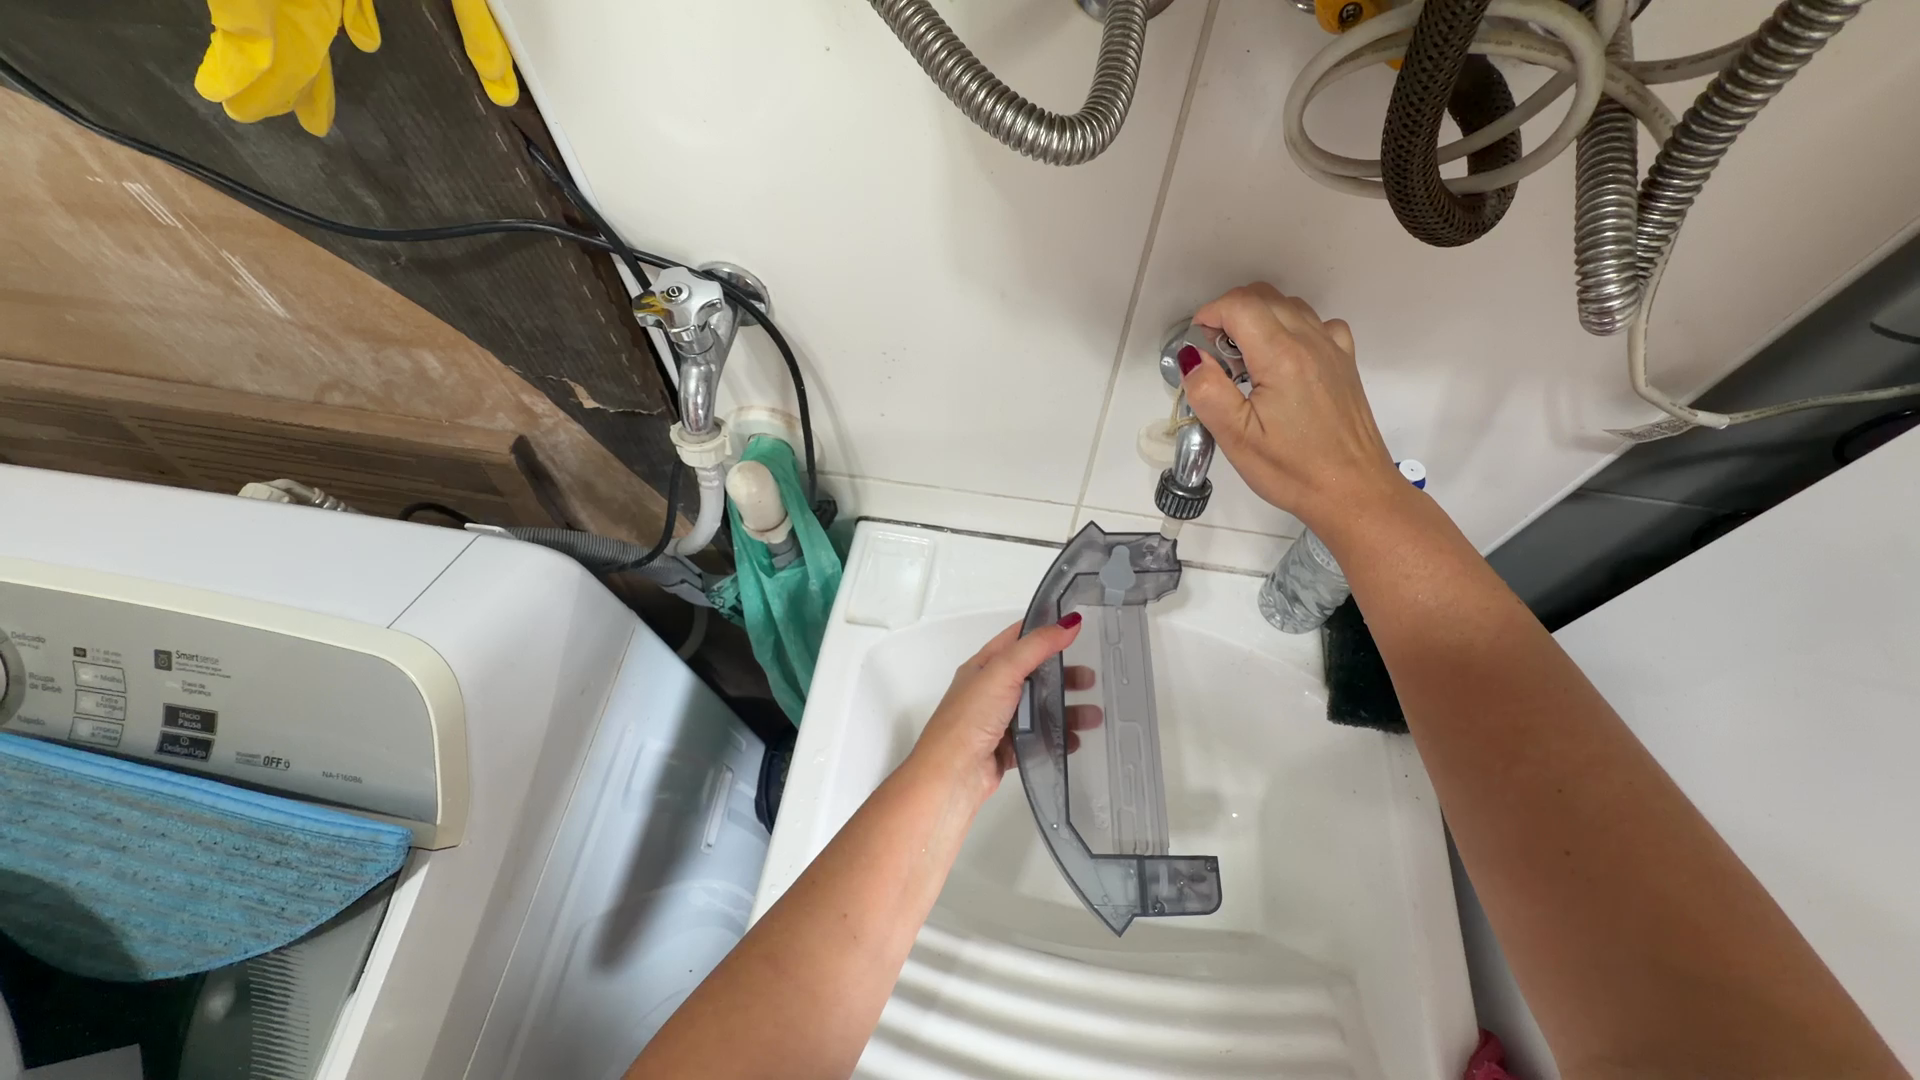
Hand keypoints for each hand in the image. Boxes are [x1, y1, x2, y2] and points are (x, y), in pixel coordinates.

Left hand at [911, 615, 1102, 798]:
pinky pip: (1038, 738)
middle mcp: (990, 691)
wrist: (952, 775)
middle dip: (1063, 676)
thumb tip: (1068, 623)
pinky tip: (1076, 740)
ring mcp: (998, 721)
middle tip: (1090, 679)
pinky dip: (1058, 737)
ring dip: (1067, 710)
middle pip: (1034, 676)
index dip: (1044, 630)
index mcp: (984, 666)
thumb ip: (1035, 646)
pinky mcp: (1007, 748)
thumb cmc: (969, 719)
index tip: (1074, 628)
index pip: (1017, 639)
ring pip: (1039, 709)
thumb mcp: (1002, 672)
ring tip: (1093, 716)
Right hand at [1180, 283, 1404, 530]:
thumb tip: (1192, 357)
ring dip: (1258, 318)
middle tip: (1214, 354)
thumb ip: (1208, 390)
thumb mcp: (1236, 438)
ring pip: (1290, 306)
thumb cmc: (1292, 469)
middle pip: (1264, 297)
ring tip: (1243, 359)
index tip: (1196, 342)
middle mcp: (1310, 341)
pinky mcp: (1345, 363)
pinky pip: (1317, 324)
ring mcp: (1332, 349)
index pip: (1240, 305)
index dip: (1210, 313)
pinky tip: (1282, 360)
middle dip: (1230, 313)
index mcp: (1281, 356)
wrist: (1353, 492)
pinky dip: (1291, 328)